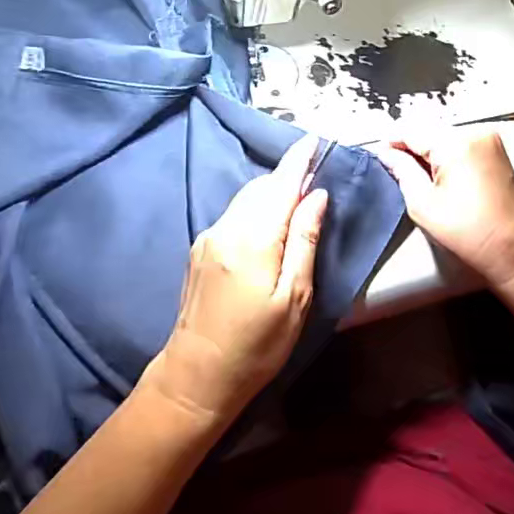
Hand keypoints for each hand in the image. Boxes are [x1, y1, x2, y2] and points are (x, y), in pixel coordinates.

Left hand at [141, 136, 329, 424]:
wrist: (197, 374)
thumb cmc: (257, 345)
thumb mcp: (294, 298)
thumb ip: (304, 241)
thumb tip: (316, 196)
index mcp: (253, 240)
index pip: (281, 185)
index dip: (299, 160)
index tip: (314, 139)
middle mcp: (226, 229)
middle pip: (261, 188)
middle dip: (287, 178)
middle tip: (314, 181)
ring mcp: (208, 237)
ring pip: (245, 199)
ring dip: (271, 193)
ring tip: (296, 203)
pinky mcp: (199, 248)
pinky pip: (234, 215)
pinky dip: (255, 209)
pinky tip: (268, 226)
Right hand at [371, 128, 513, 288]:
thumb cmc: (470, 232)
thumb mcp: (423, 204)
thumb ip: (401, 171)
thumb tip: (387, 154)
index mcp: (455, 143)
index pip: (411, 129)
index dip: (392, 141)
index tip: (380, 154)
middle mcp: (474, 132)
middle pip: (429, 129)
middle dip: (411, 146)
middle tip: (398, 169)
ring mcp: (489, 139)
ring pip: (444, 135)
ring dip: (429, 150)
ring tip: (421, 177)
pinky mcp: (496, 149)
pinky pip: (461, 142)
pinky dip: (447, 154)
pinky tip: (442, 176)